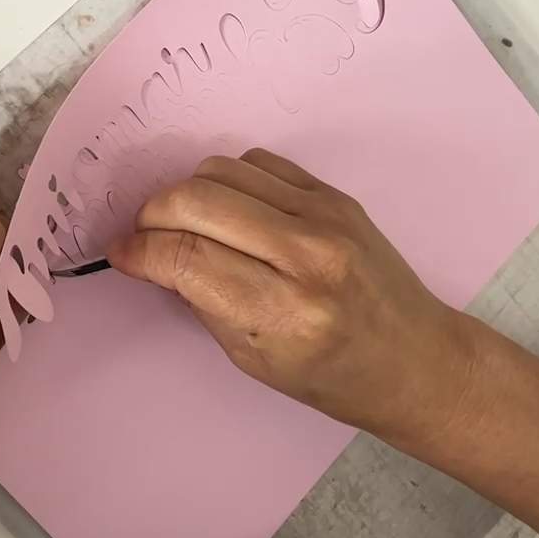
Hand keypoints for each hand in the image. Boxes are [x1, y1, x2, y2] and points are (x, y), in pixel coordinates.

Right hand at [106, 149, 478, 446]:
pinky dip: (225, 180)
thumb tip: (151, 253)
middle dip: (152, 216)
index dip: (139, 250)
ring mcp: (324, 216)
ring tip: (187, 223)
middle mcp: (306, 256)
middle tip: (146, 236)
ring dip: (186, 194)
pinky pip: (255, 161)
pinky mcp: (333, 194)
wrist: (417, 359)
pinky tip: (229, 210)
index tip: (121, 253)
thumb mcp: (250, 358)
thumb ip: (198, 298)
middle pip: (194, 201)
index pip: (185, 257)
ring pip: (219, 170)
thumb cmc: (332, 376)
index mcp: (284, 313)